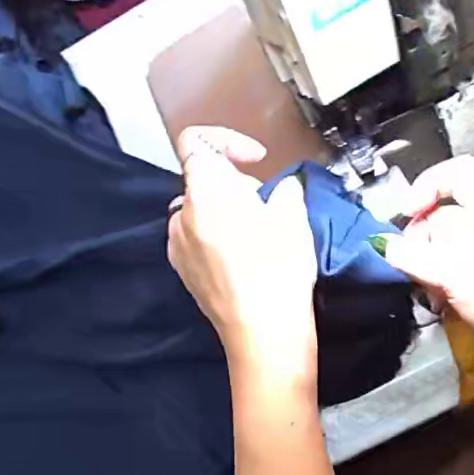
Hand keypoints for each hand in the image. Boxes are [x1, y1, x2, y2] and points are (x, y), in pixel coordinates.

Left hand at [166, 127, 317, 384]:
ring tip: (261, 235)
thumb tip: (282, 190)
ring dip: (227, 212)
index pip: (196, 140)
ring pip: (202, 212)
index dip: (227, 140)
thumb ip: (285, 189)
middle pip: (204, 180)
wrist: (264, 334)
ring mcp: (179, 246)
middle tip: (269, 204)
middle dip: (236, 184)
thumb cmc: (278, 273)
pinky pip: (199, 240)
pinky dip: (219, 238)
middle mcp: (182, 215)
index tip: (253, 160)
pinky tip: (247, 258)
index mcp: (205, 190)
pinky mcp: (184, 272)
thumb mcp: (294, 217)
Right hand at [376, 157, 473, 388]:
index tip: (408, 212)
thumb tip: (382, 246)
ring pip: (438, 247)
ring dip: (424, 266)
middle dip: (420, 238)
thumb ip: (411, 255)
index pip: (459, 172)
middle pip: (440, 215)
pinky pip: (444, 272)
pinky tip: (435, 301)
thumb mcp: (452, 269)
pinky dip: (434, 283)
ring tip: (428, 289)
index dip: (429, 183)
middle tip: (411, 262)